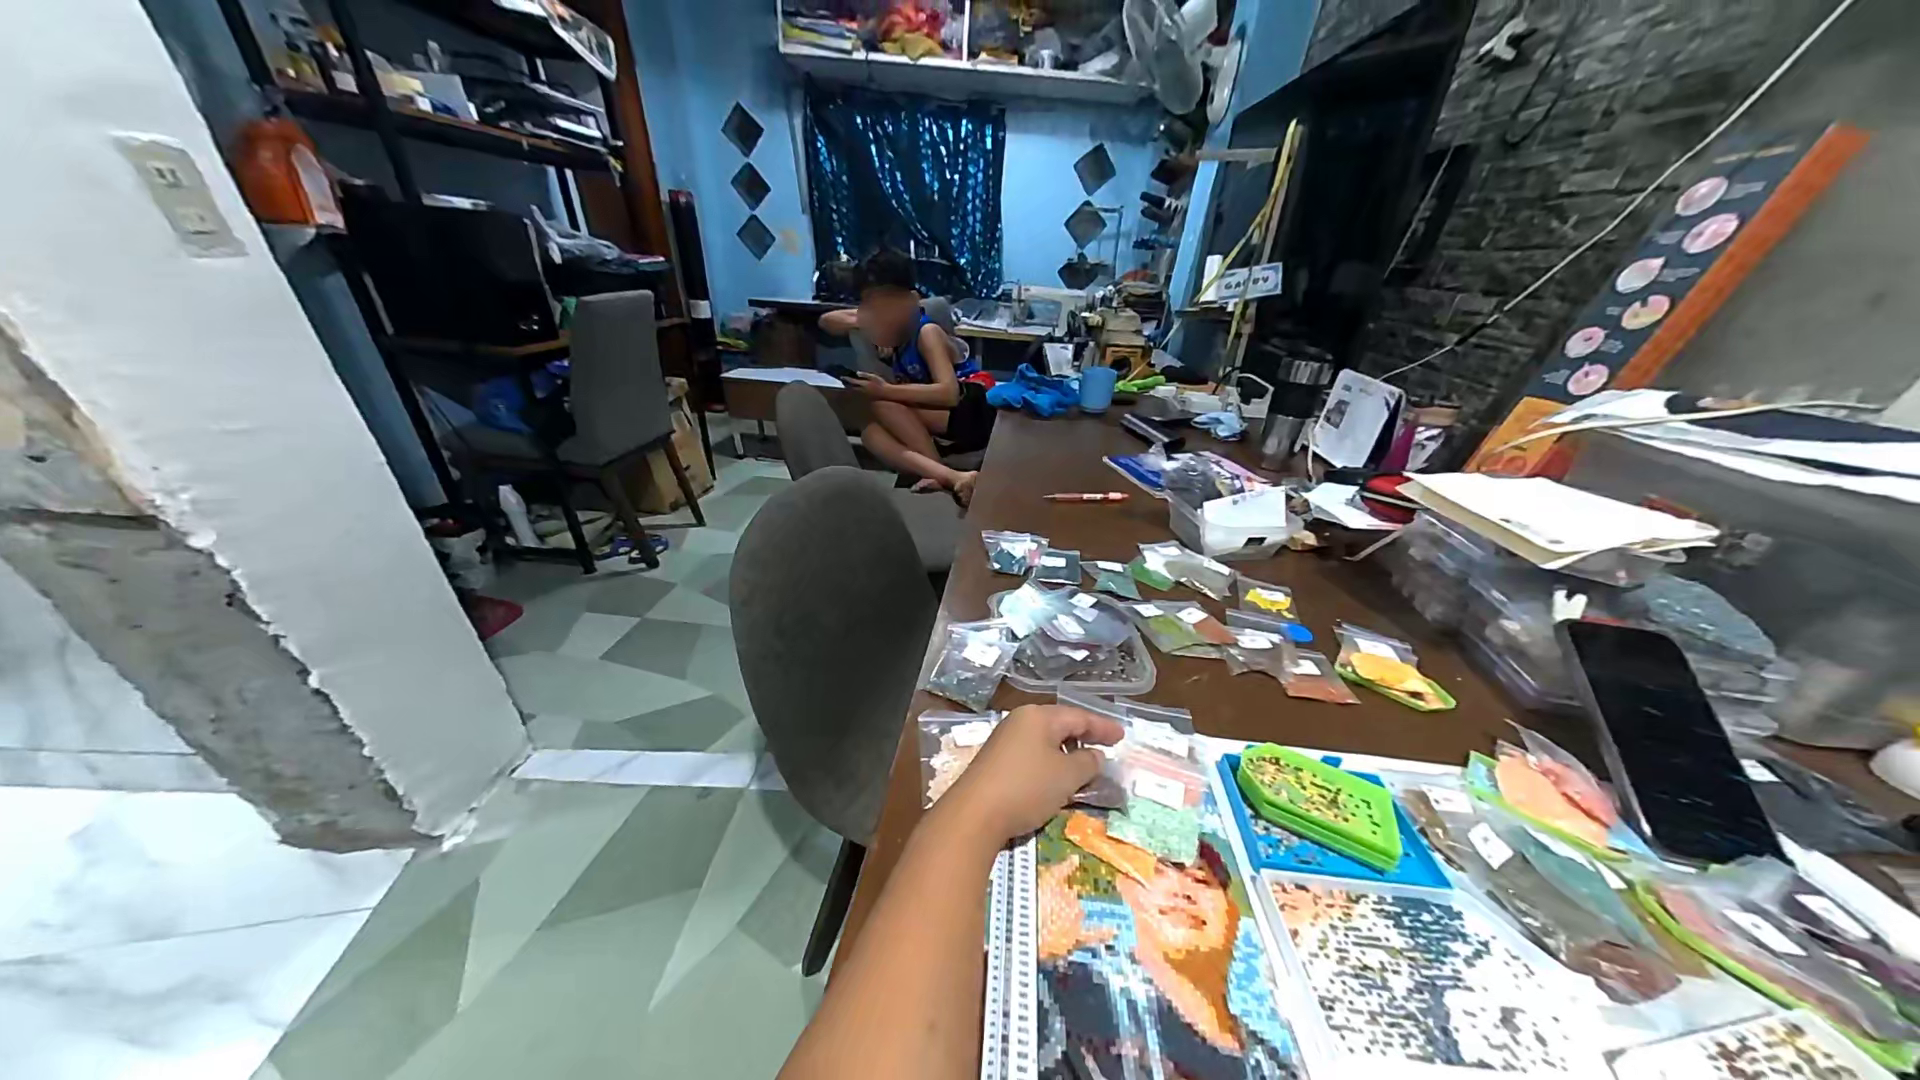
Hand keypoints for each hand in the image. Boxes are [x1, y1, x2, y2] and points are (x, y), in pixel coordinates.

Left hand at [842, 372, 890, 398]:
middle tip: (842, 382)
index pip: (852, 381)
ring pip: (854, 391)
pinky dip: (854, 391)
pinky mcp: (865, 398)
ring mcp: (863, 395)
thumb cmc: (881, 384)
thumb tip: (857, 373)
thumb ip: (864, 375)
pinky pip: (857, 394)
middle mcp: (862, 390)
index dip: (846, 379)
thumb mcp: (873, 377)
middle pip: (851, 387)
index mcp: (863, 384)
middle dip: (846, 384)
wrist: (886, 393)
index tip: (841, 377)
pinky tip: (854, 390)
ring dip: (850, 388)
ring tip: (846, 386)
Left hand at [935, 705, 1124, 846]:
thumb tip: (1094, 755)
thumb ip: (1087, 762)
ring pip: (1045, 741)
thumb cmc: (1027, 787)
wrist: (975, 813)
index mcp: (1038, 716)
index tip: (1122, 736)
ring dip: (1067, 752)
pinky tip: (1057, 778)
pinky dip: (1050, 763)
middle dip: (1084, 736)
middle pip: (1059, 725)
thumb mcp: (1067, 776)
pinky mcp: (996, 761)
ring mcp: (1005, 741)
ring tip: (1085, 766)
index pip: (1078, 716)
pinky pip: (1032, 755)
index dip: (1102, 727)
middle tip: (1106, 747)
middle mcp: (1019, 721)